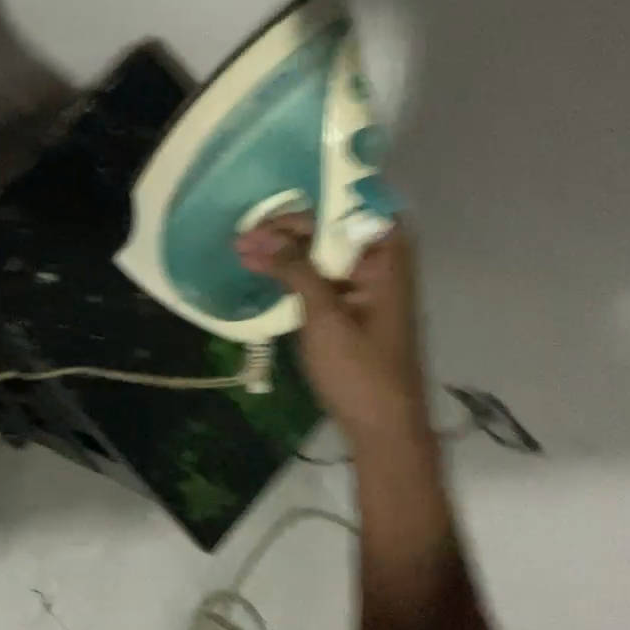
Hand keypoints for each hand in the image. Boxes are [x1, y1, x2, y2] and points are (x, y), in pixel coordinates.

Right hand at [235, 213, 432, 447]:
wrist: (382, 429)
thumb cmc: (360, 372)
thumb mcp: (325, 318)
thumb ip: (296, 271)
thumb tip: (259, 237)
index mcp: (387, 268)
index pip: (366, 212)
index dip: (329, 199)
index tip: (286, 201)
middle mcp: (379, 272)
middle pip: (337, 232)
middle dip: (292, 227)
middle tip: (247, 234)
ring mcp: (363, 293)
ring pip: (323, 254)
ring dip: (285, 249)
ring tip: (242, 250)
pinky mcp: (347, 312)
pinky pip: (318, 277)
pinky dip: (290, 271)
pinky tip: (261, 271)